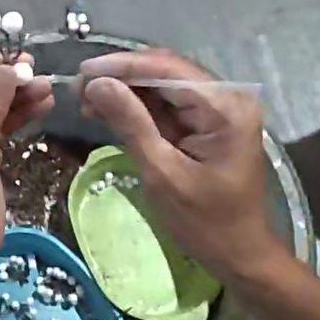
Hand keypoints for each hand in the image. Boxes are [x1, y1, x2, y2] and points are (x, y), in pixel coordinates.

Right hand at [77, 49, 284, 279]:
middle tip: (80, 89)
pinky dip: (138, 108)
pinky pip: (168, 106)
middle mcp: (226, 97)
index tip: (82, 72)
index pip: (167, 69)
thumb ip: (131, 123)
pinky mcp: (207, 125)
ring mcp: (218, 110)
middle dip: (121, 77)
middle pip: (166, 71)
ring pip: (163, 86)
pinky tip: (108, 112)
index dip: (121, 66)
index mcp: (224, 106)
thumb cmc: (205, 222)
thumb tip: (97, 84)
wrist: (240, 253)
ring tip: (87, 101)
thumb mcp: (162, 173)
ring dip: (125, 91)